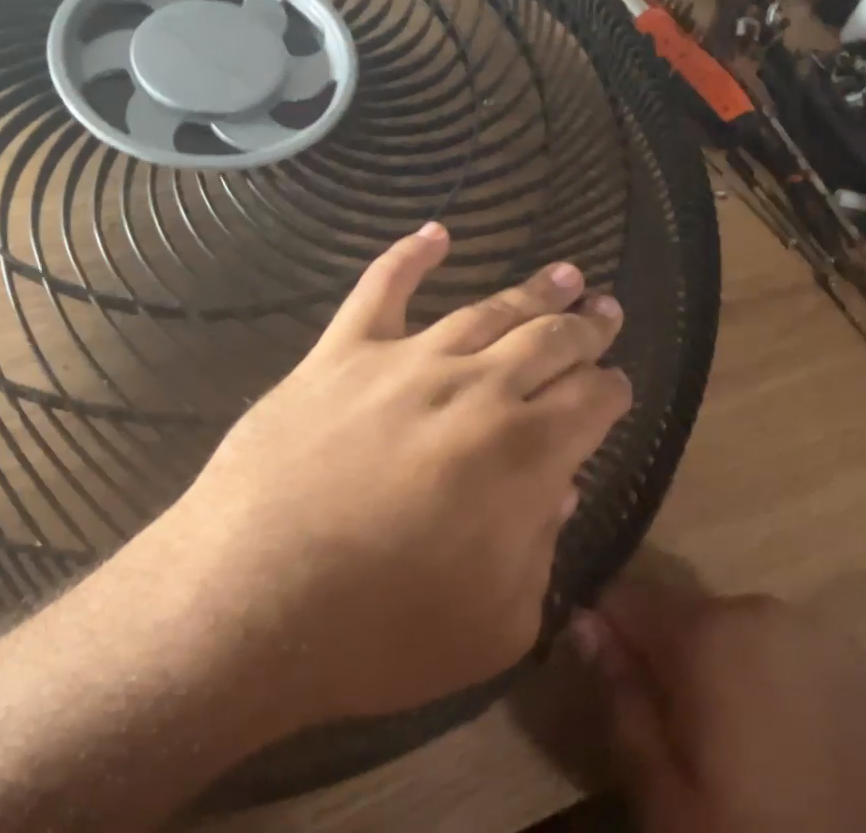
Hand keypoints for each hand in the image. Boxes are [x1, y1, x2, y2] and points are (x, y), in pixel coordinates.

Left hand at [168, 221, 632, 724]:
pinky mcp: (337, 355)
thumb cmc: (379, 633)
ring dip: (531, 290)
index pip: (592, 400)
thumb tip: (557, 489)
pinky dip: (409, 254)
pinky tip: (435, 233)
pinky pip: (380, 288)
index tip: (618, 387)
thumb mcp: (496, 624)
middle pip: (549, 341)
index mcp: (524, 453)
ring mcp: (402, 362)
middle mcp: (474, 389)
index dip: (612, 390)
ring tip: (562, 274)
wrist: (247, 602)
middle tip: (606, 310)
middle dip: (587, 326)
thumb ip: (540, 551)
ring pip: (484, 309)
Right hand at [571, 577, 865, 832]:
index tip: (605, 684)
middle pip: (683, 617)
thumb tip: (583, 621)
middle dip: (667, 661)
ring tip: (737, 752)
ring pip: (736, 635)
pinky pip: (788, 655)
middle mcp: (765, 611)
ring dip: (720, 673)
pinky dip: (771, 684)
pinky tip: (790, 751)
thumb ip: (620, 696)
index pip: (623, 597)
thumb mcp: (665, 795)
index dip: (603, 634)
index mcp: (710, 632)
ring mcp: (824, 635)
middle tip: (677, 742)